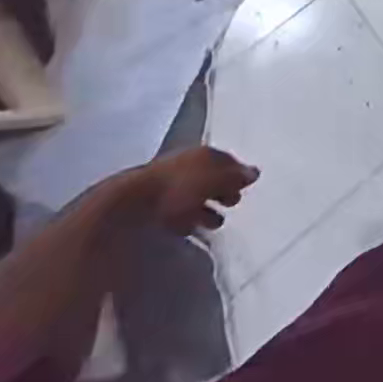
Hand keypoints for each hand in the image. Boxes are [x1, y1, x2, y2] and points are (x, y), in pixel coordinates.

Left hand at [135, 147, 259, 233]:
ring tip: (214, 224)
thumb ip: (238, 176)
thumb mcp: (218, 179)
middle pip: (210, 177)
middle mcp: (185, 164)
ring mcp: (165, 185)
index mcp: (202, 153)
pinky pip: (176, 211)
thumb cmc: (180, 187)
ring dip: (205, 208)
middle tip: (233, 203)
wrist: (128, 206)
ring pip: (194, 196)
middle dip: (223, 190)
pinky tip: (191, 228)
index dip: (238, 173)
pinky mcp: (150, 207)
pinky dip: (186, 218)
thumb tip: (254, 173)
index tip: (246, 186)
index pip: (227, 160)